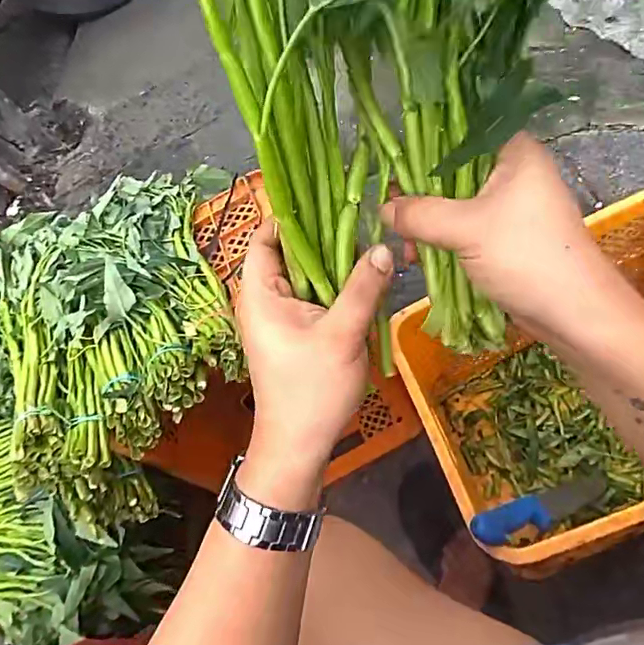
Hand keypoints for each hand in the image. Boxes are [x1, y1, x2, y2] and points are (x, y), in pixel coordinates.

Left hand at [234, 222, 392, 508]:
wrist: (299, 446)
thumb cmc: (311, 390)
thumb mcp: (342, 334)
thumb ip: (362, 288)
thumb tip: (383, 247)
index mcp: (259, 292)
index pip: (268, 235)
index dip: (294, 214)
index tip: (330, 199)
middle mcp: (264, 298)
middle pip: (291, 251)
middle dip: (325, 237)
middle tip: (363, 223)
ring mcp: (279, 315)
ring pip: (307, 274)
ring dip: (334, 264)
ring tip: (369, 247)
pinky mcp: (295, 330)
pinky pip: (314, 296)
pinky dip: (335, 287)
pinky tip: (363, 282)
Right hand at [381, 134, 619, 340]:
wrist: (576, 314)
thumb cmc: (526, 256)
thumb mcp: (466, 229)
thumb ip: (419, 213)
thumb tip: (383, 209)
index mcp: (514, 152)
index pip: (461, 131)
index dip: (423, 145)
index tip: (393, 168)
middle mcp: (514, 171)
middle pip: (453, 170)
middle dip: (420, 194)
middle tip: (392, 212)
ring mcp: (511, 205)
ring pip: (456, 202)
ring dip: (428, 222)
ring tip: (406, 246)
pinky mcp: (507, 235)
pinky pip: (465, 227)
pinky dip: (443, 238)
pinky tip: (421, 255)